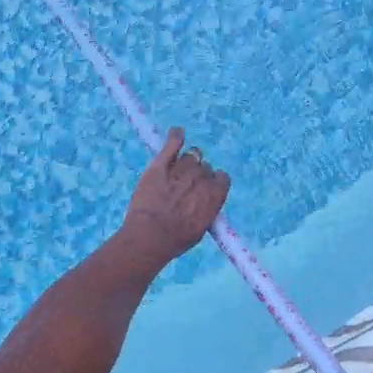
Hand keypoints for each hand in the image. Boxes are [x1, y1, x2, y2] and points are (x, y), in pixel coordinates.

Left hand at [120, 127, 229, 264]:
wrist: (150, 235)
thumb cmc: (175, 240)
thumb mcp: (200, 230)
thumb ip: (205, 210)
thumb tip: (204, 202)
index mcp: (214, 196)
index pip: (222, 178)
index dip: (212, 182)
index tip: (204, 188)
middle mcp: (201, 179)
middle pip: (203, 167)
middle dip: (196, 174)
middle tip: (183, 186)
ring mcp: (181, 169)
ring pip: (190, 156)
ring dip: (185, 162)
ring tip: (175, 171)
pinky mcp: (160, 165)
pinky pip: (172, 143)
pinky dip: (175, 136)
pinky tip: (177, 132)